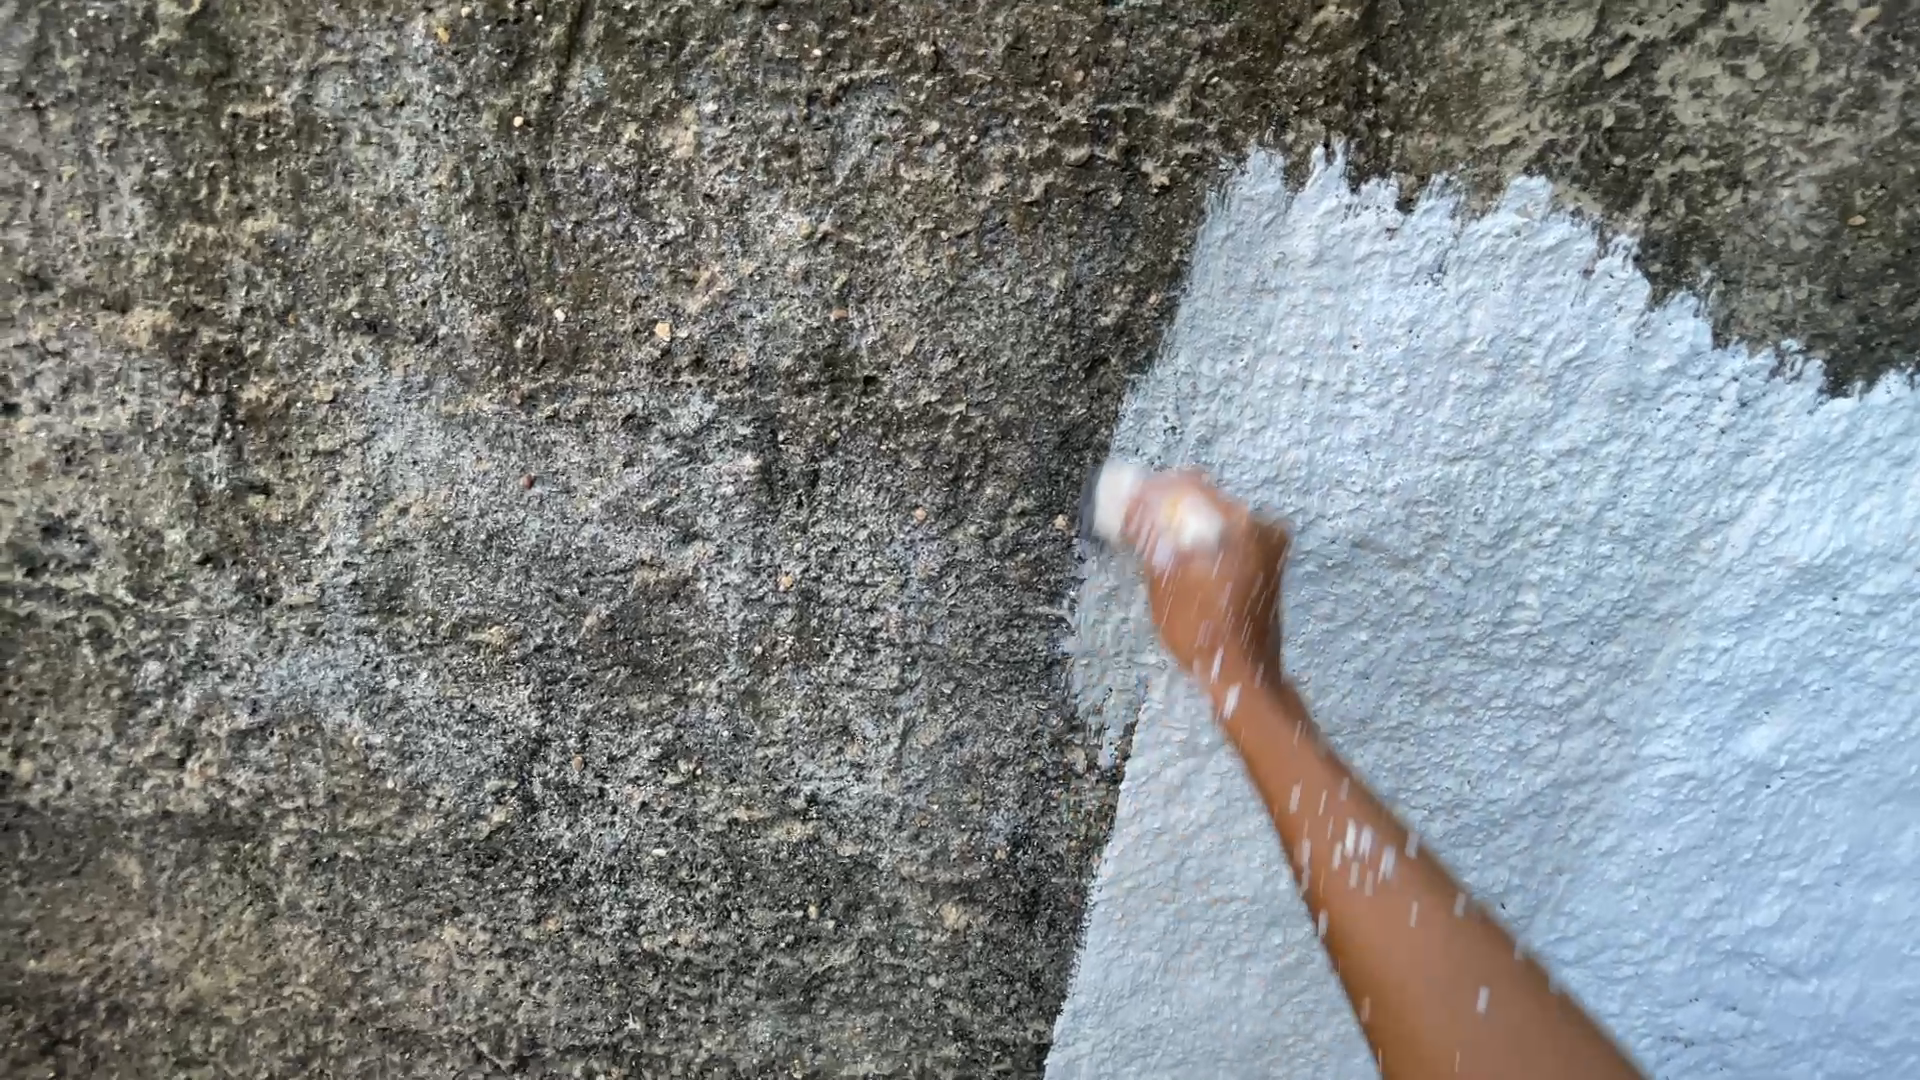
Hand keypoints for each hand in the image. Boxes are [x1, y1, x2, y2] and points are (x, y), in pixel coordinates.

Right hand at [1116, 469, 1290, 693]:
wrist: (1242, 672)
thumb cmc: (1202, 631)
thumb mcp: (1162, 579)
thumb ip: (1151, 535)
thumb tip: (1134, 507)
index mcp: (1233, 524)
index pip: (1188, 484)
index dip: (1155, 488)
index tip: (1132, 497)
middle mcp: (1258, 526)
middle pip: (1205, 498)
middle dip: (1170, 506)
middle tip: (1139, 518)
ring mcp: (1269, 544)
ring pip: (1218, 518)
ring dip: (1188, 524)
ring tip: (1156, 539)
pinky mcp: (1270, 562)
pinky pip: (1232, 536)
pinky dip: (1206, 540)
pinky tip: (1183, 555)